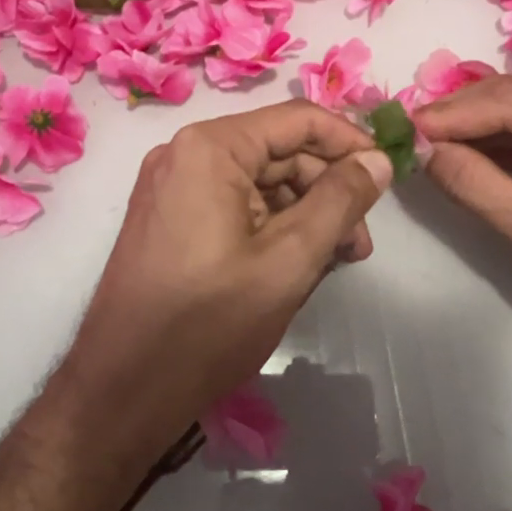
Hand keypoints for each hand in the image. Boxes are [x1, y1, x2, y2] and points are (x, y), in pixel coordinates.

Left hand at [63, 100, 392, 444]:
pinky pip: (237, 207)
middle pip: (280, 151)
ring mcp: (174, 189)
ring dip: (306, 213)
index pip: (299, 120)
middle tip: (360, 242)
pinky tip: (299, 265)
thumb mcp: (290, 259)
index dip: (351, 143)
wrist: (123, 390)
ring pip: (262, 183)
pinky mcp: (171, 222)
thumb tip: (378, 159)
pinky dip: (274, 228)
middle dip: (328, 189)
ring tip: (336, 260)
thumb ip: (341, 200)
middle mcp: (186, 155)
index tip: (388, 177)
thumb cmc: (210, 322)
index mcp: (210, 148)